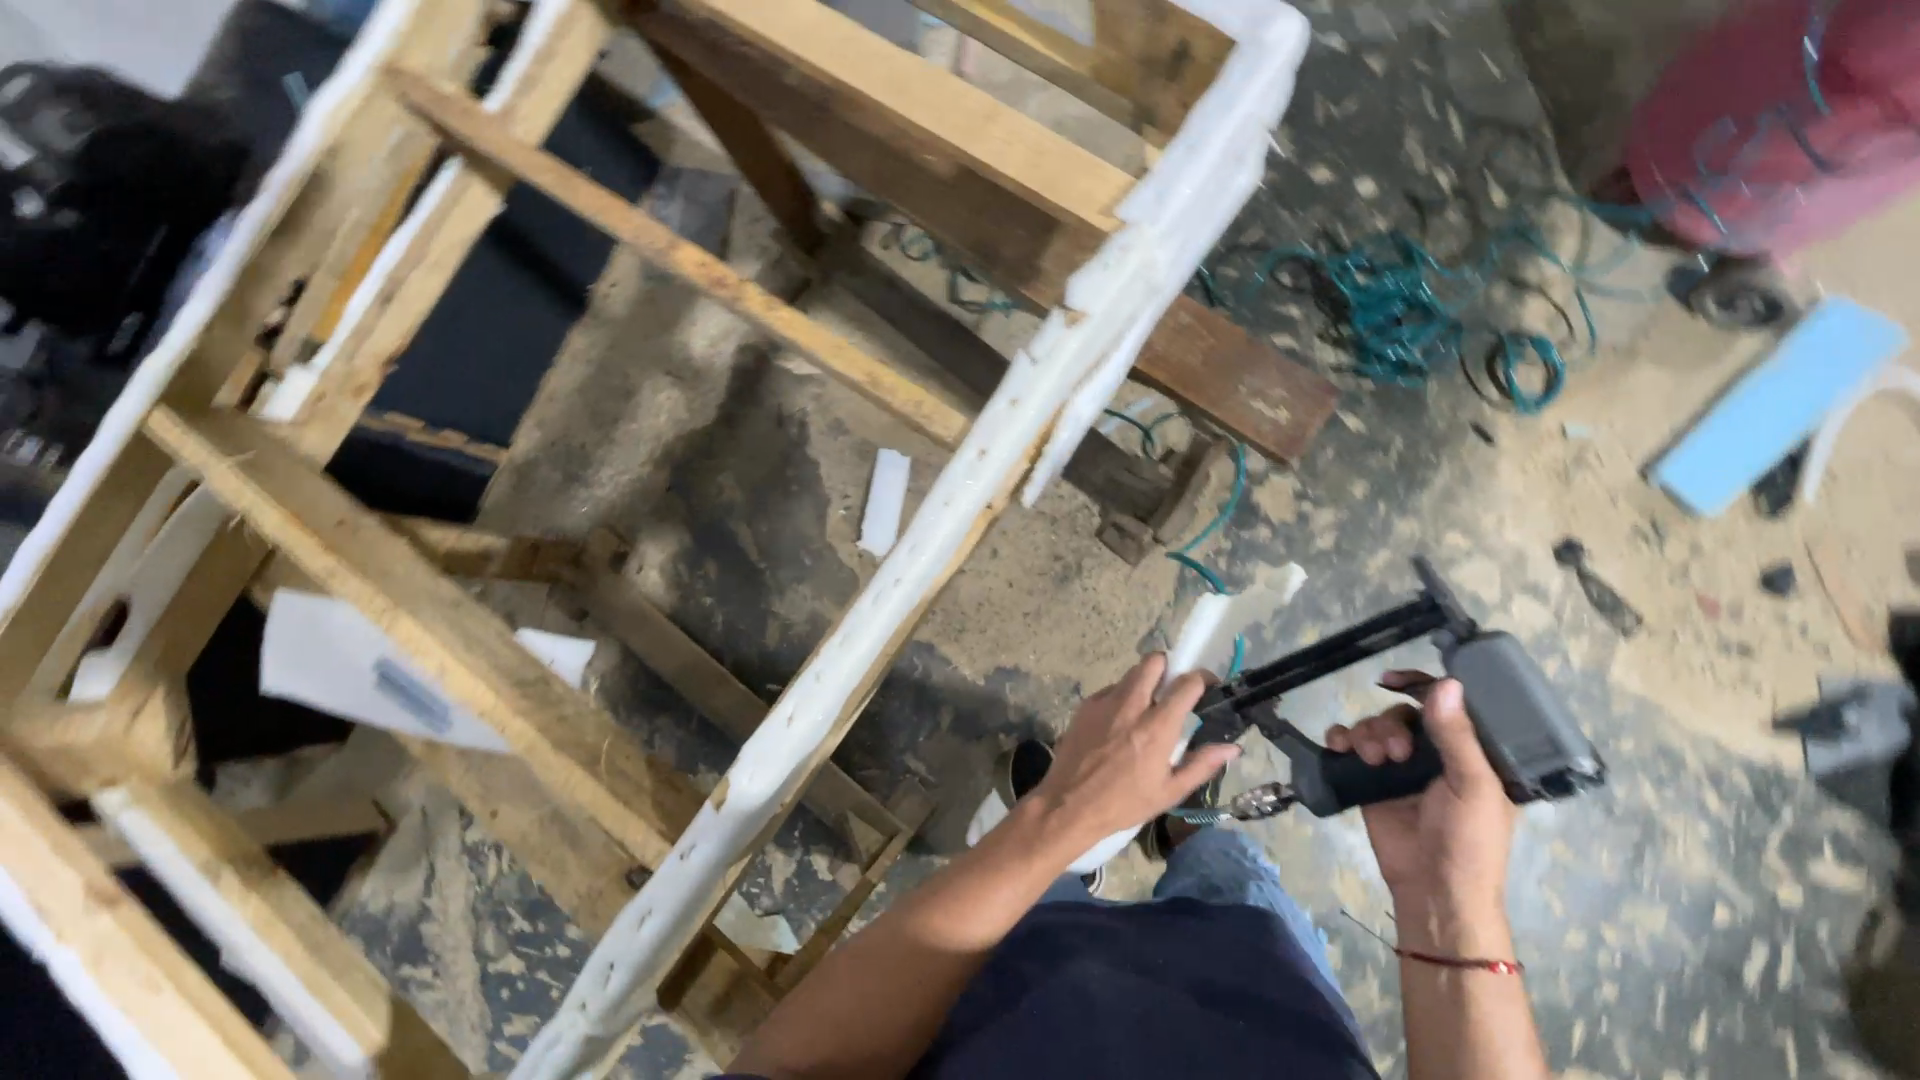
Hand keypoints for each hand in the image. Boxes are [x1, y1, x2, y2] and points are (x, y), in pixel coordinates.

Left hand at [1028, 653, 1241, 848]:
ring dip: (1144, 681)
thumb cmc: (1124, 803)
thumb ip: (1202, 765)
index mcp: (1157, 727)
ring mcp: (1105, 702)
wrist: (1069, 805)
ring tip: (1146, 708)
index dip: (1202, 678)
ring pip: (1130, 673)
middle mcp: (1131, 705)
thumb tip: (1232, 747)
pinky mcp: (1085, 706)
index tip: (1207, 686)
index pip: (1186, 683)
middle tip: (1172, 689)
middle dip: (1168, 668)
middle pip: (1153, 662)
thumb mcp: (1169, 791)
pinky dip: (1121, 696)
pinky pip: (1110, 690)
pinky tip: (1120, 722)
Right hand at [1326, 672, 1515, 928]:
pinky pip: (1350, 747)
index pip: (1448, 706)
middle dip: (1390, 725)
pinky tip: (1338, 747)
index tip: (1391, 680)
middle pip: (1403, 714)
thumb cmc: (1469, 841)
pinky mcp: (1371, 782)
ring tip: (1372, 760)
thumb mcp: (1473, 786)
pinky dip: (1341, 740)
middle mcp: (1436, 755)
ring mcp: (1400, 768)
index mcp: (1471, 753)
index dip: (1422, 686)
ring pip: (1375, 727)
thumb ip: (1457, 736)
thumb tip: (1447, 684)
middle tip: (1395, 754)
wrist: (1433, 888)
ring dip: (1367, 734)